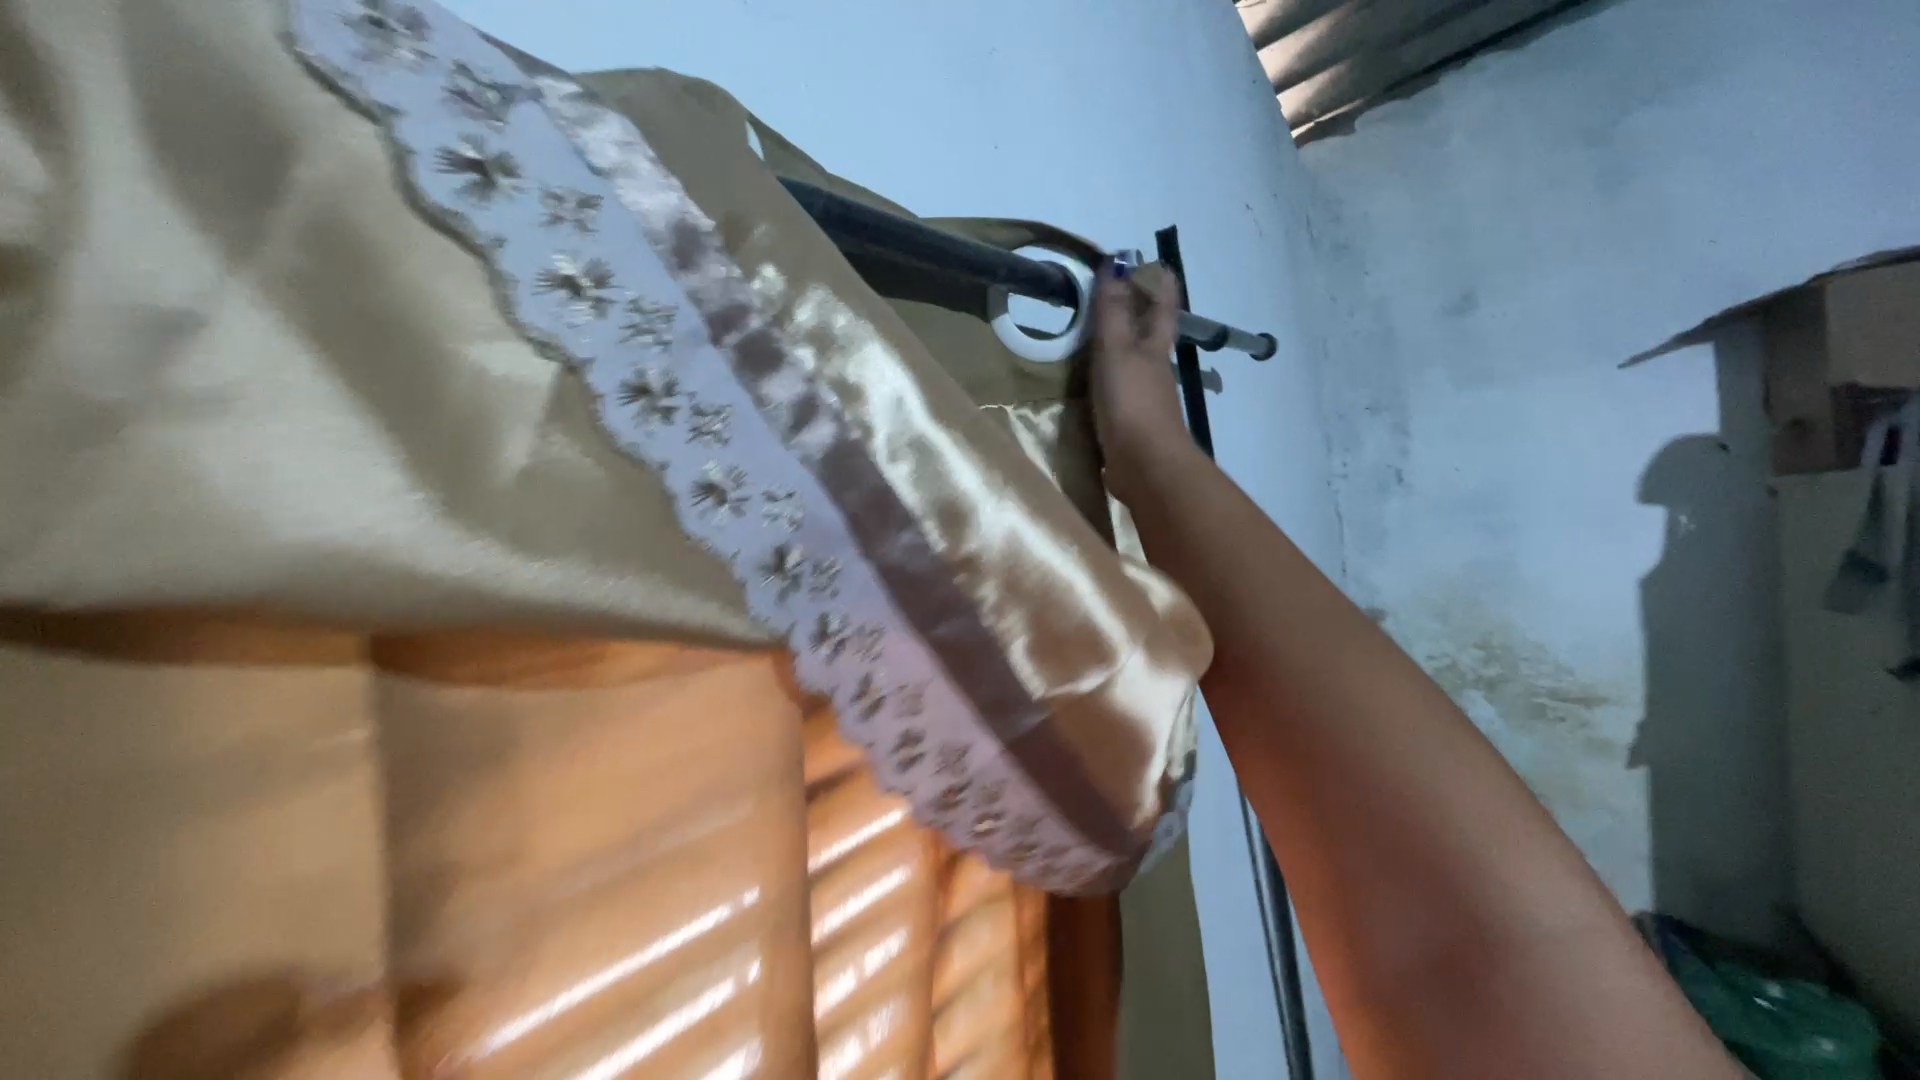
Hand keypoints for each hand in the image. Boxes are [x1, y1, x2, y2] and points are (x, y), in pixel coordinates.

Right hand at [1089, 263, 1196, 502]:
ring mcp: (1144, 398)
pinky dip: (1105, 379)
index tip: (1144, 261)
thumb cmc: (1132, 403)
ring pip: (1134, 361)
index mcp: (1155, 347)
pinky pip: (1118, 391)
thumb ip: (1112, 311)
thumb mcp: (1117, 351)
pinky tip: (1086, 382)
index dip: (1158, 280)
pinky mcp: (1130, 424)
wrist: (1145, 467)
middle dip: (1138, 312)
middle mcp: (1154, 368)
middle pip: (1150, 332)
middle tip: (1111, 293)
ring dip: (1118, 346)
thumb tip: (1115, 263)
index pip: (1163, 304)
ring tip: (1088, 334)